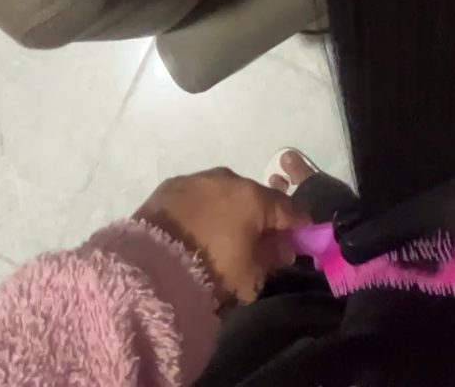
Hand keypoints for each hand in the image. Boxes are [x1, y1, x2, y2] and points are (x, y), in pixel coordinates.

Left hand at [136, 169, 305, 304]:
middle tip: (259, 237)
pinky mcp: (171, 185)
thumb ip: (272, 258)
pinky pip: (197, 196)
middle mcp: (228, 179)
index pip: (288, 208)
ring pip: (224, 193)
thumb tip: (284, 247)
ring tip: (224, 232)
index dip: (298, 224)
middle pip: (255, 197)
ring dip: (229, 209)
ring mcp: (198, 178)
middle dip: (260, 215)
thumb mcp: (250, 276)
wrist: (152, 264)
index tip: (302, 237)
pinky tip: (197, 227)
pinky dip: (202, 208)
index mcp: (254, 198)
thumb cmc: (211, 268)